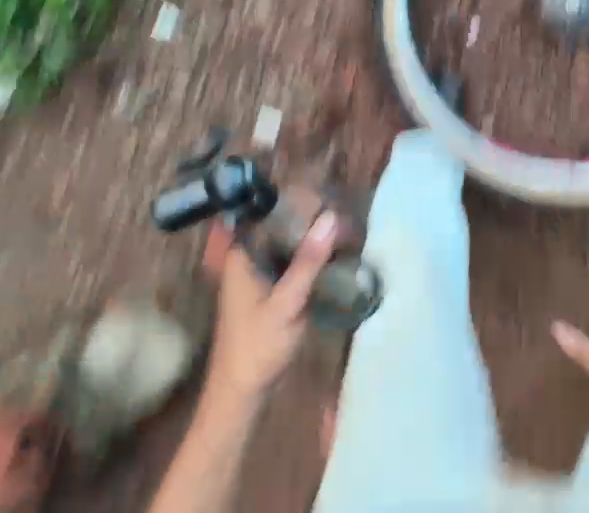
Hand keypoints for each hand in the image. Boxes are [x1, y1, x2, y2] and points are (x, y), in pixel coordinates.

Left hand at [202, 213, 337, 402]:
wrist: (242, 394)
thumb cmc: (257, 347)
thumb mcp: (287, 303)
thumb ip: (308, 261)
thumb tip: (331, 217)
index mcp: (243, 255)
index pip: (268, 211)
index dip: (296, 199)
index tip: (327, 195)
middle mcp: (249, 258)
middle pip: (280, 224)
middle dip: (310, 216)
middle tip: (344, 211)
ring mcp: (260, 275)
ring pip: (288, 243)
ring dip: (313, 236)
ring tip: (346, 227)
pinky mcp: (272, 290)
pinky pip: (293, 261)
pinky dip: (312, 255)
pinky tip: (336, 254)